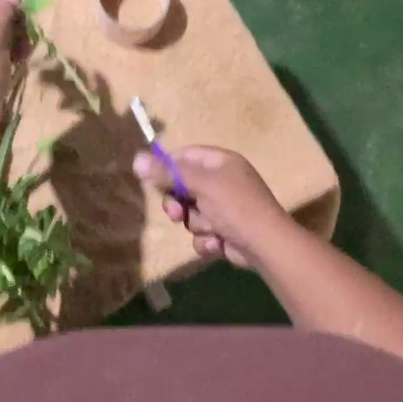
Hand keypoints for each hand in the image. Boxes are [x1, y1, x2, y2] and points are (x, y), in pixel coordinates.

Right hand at [133, 145, 293, 268]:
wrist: (266, 245)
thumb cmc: (235, 206)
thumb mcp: (200, 185)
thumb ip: (167, 173)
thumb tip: (136, 159)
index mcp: (220, 162)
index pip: (185, 156)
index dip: (167, 168)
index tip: (152, 181)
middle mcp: (222, 181)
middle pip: (183, 187)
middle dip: (178, 204)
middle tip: (178, 214)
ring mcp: (224, 207)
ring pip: (191, 213)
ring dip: (196, 224)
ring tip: (211, 229)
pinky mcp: (224, 230)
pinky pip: (202, 232)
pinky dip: (206, 240)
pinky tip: (217, 244)